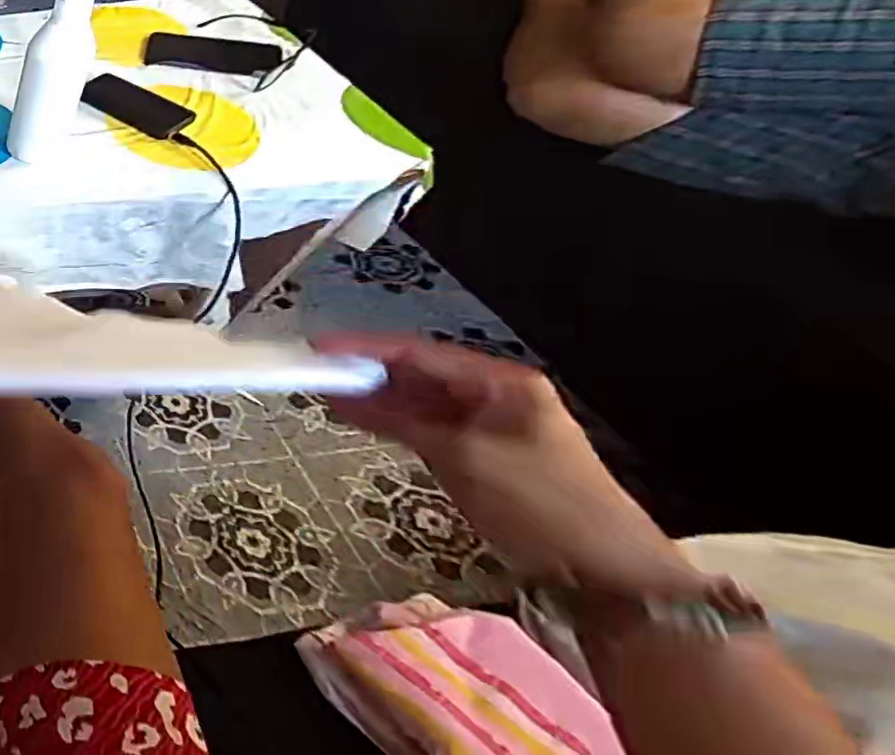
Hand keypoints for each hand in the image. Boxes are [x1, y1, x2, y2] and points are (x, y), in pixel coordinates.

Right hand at [312, 334, 705, 595]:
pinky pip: (418, 424)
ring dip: (371, 397)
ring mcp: (479, 423)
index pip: (418, 353)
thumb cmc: (539, 502)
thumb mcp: (463, 456)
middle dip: (364, 371)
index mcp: (500, 381)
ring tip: (323, 390)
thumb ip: (398, 420)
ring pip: (412, 399)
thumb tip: (339, 397)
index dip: (365, 348)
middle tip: (315, 369)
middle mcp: (488, 393)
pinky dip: (386, 421)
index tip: (320, 346)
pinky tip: (352, 416)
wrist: (604, 573)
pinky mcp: (469, 450)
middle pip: (413, 372)